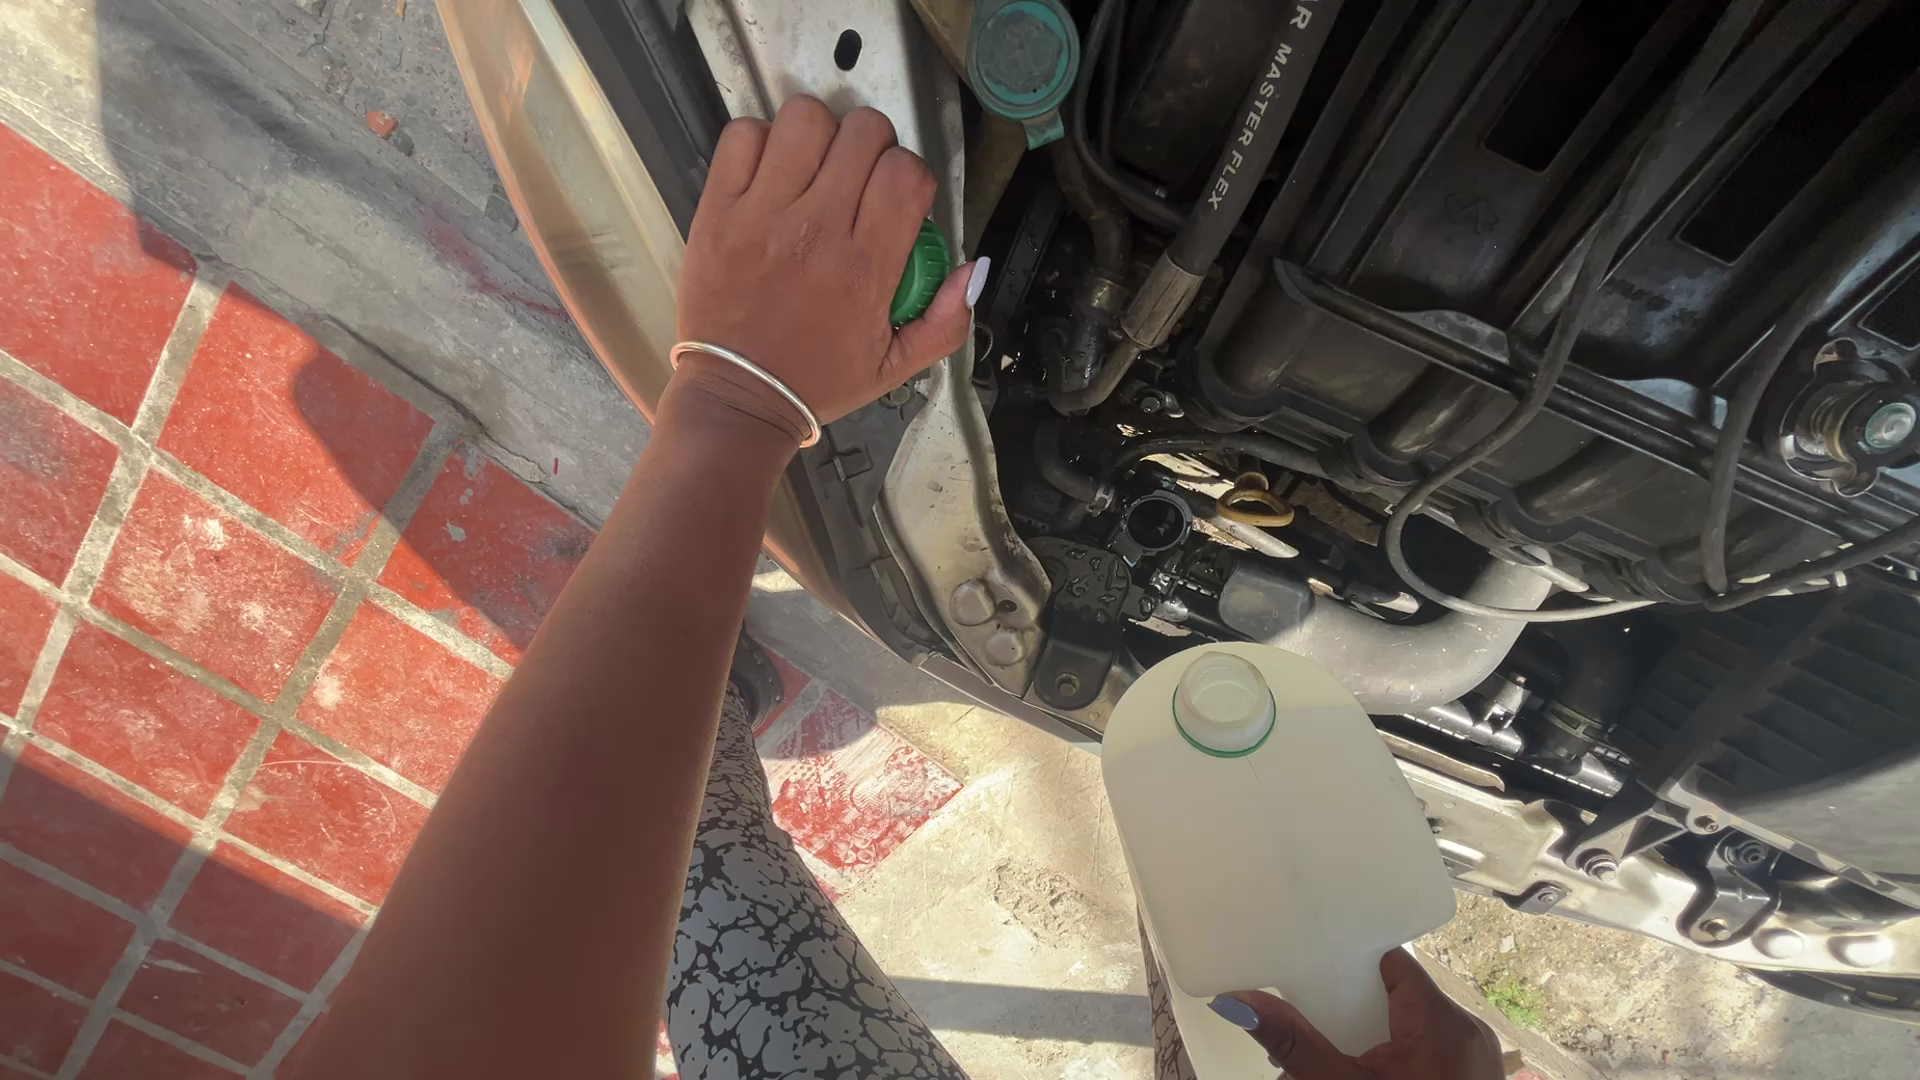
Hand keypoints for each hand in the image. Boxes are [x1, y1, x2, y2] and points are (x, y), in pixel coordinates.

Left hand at [674, 95, 983, 441]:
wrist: (740, 396)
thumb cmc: (819, 381)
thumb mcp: (895, 368)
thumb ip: (945, 323)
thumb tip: (974, 269)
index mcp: (865, 268)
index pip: (907, 174)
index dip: (912, 178)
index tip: (899, 203)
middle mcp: (817, 230)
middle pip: (863, 132)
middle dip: (875, 149)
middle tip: (862, 184)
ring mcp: (763, 213)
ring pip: (806, 118)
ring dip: (821, 136)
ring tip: (817, 172)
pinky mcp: (719, 207)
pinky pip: (745, 134)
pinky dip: (763, 143)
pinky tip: (774, 176)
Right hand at [1210, 949, 1503, 1078]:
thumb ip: (1292, 1043)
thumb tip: (1235, 1001)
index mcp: (1445, 1024)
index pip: (1386, 958)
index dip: (1344, 955)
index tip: (1306, 959)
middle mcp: (1467, 1033)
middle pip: (1389, 989)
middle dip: (1342, 1002)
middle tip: (1301, 1010)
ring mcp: (1473, 1060)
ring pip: (1401, 1019)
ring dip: (1360, 1029)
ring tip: (1321, 1049)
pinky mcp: (1468, 1079)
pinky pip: (1418, 1045)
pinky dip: (1383, 1050)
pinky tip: (1354, 1066)